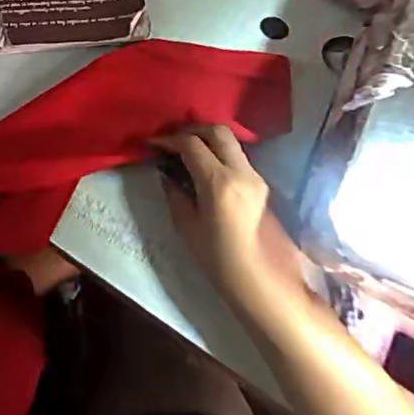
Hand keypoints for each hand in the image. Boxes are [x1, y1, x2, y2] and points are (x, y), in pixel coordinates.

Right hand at [152, 126, 307, 321]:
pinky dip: (218, 153)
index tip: (150, 144)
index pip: (191, 144)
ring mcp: (256, 177)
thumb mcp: (187, 226)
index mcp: (219, 182)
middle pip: (216, 131)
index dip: (167, 140)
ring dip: (206, 139)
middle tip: (170, 140)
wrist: (263, 284)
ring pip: (230, 142)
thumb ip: (175, 192)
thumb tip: (167, 173)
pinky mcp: (262, 185)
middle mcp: (242, 172)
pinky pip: (237, 157)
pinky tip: (203, 167)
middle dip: (190, 129)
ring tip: (184, 151)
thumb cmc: (219, 260)